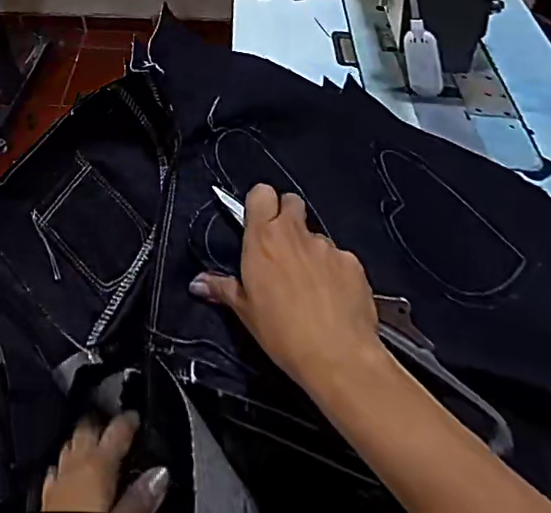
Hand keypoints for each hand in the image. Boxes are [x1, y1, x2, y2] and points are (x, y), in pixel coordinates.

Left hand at [40, 411, 169, 512]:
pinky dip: (67, 466)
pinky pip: (56, 471)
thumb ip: (141, 497)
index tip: (136, 416)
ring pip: (71, 447)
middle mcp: (74, 467)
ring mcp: (56, 483)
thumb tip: (160, 473)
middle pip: (87, 431)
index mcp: (97, 466)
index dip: (128, 420)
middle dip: (101, 423)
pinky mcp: (45, 501)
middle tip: (116, 423)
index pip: (116, 431)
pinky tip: (68, 472)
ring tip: (97, 442)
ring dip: (83, 442)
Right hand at [191, 184, 383, 390]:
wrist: (338, 357)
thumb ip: (222, 289)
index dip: (260, 203)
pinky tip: (333, 298)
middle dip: (287, 216)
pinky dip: (335, 271)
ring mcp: (327, 246)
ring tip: (310, 285)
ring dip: (310, 251)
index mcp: (263, 238)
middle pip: (291, 202)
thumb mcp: (245, 312)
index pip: (261, 193)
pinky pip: (340, 258)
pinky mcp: (353, 263)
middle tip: (282, 247)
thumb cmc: (282, 333)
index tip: (258, 223)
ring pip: (316, 235)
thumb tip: (197, 283)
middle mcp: (295, 234)